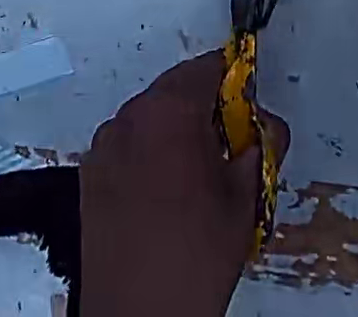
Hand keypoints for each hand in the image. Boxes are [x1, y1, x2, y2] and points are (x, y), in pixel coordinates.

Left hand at [81, 53, 289, 316]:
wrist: (139, 315)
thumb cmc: (198, 252)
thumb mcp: (247, 195)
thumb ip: (263, 143)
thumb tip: (267, 123)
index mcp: (172, 110)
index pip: (208, 66)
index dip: (232, 77)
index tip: (246, 101)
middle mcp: (133, 114)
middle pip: (176, 87)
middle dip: (204, 104)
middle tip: (227, 142)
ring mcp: (106, 141)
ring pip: (150, 114)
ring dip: (174, 126)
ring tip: (194, 173)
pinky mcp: (90, 169)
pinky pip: (127, 140)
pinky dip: (147, 149)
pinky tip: (162, 190)